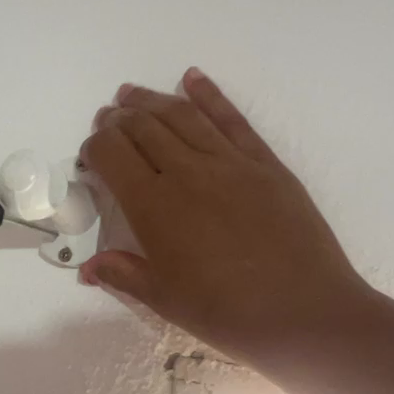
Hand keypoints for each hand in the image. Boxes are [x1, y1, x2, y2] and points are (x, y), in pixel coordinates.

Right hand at [79, 68, 389, 373]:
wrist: (304, 313)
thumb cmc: (227, 314)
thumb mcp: (166, 301)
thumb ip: (124, 275)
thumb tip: (89, 267)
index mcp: (154, 208)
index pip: (112, 156)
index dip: (95, 148)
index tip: (91, 157)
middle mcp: (187, 173)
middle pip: (143, 128)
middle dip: (118, 120)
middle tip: (107, 119)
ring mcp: (230, 163)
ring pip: (182, 116)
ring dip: (152, 100)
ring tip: (132, 94)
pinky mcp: (265, 164)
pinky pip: (232, 119)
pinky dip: (209, 95)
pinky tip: (193, 79)